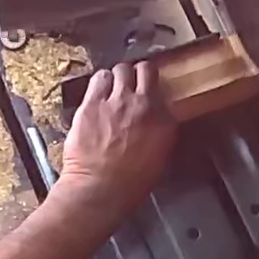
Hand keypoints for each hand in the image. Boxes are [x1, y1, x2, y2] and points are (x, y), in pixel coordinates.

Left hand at [55, 62, 176, 216]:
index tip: (151, 97)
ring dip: (119, 76)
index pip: (164, 94)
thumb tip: (156, 124)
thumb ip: (161, 134)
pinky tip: (99, 90)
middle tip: (134, 81)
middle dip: (140, 73)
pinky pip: (99, 78)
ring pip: (121, 69)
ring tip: (114, 86)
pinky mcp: (93, 102)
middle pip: (146, 71)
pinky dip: (101, 81)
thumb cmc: (131, 183)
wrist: (100, 188)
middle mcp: (144, 105)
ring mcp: (118, 101)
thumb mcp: (160, 158)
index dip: (156, 93)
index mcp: (165, 122)